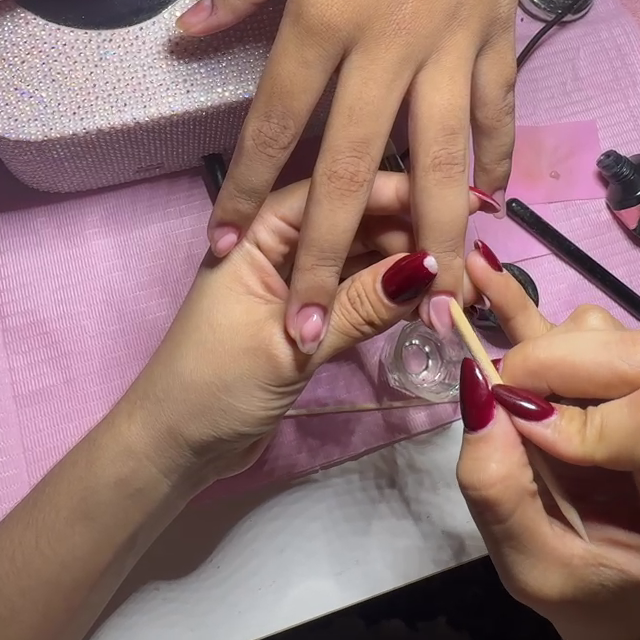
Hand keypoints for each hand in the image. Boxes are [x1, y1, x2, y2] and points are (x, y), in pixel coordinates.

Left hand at [122, 174, 489, 482]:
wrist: (177, 447)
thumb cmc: (216, 385)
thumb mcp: (290, 347)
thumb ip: (357, 307)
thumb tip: (430, 267)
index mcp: (258, 234)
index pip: (327, 194)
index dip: (386, 192)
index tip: (446, 198)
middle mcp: (280, 247)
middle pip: (350, 222)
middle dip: (405, 235)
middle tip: (462, 258)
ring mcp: (296, 281)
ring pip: (359, 258)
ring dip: (403, 268)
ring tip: (456, 283)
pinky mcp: (309, 314)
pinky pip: (356, 291)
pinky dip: (388, 297)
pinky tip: (426, 302)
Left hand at [181, 0, 580, 354]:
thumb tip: (191, 37)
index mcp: (323, 14)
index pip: (272, 125)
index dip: (240, 192)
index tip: (220, 249)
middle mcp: (387, 44)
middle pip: (350, 168)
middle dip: (327, 254)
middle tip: (314, 327)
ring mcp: (451, 39)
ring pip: (439, 158)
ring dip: (431, 232)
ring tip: (429, 293)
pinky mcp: (500, 23)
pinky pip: (497, 105)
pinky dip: (498, 152)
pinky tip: (494, 195)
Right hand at [455, 250, 639, 639]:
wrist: (619, 597)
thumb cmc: (588, 597)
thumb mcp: (532, 570)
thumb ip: (500, 492)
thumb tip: (482, 396)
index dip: (577, 419)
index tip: (521, 434)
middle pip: (639, 359)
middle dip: (551, 364)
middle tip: (501, 394)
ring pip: (617, 337)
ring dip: (550, 352)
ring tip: (518, 393)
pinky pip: (600, 326)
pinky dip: (535, 305)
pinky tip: (486, 270)